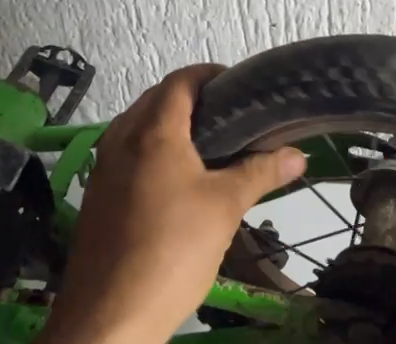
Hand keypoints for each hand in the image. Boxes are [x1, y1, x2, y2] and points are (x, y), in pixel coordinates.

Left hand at [40, 64, 307, 343]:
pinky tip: (177, 180)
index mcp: (153, 131)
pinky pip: (127, 153)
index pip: (181, 80)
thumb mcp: (225, 207)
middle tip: (231, 115)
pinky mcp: (96, 197)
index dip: (211, 75)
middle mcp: (122, 140)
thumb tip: (298, 155)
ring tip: (209, 146)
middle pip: (157, 99)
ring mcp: (103, 169)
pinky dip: (152, 150)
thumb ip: (261, 173)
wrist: (108, 320)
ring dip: (170, 124)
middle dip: (192, 98)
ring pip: (138, 126)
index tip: (241, 87)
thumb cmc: (171, 251)